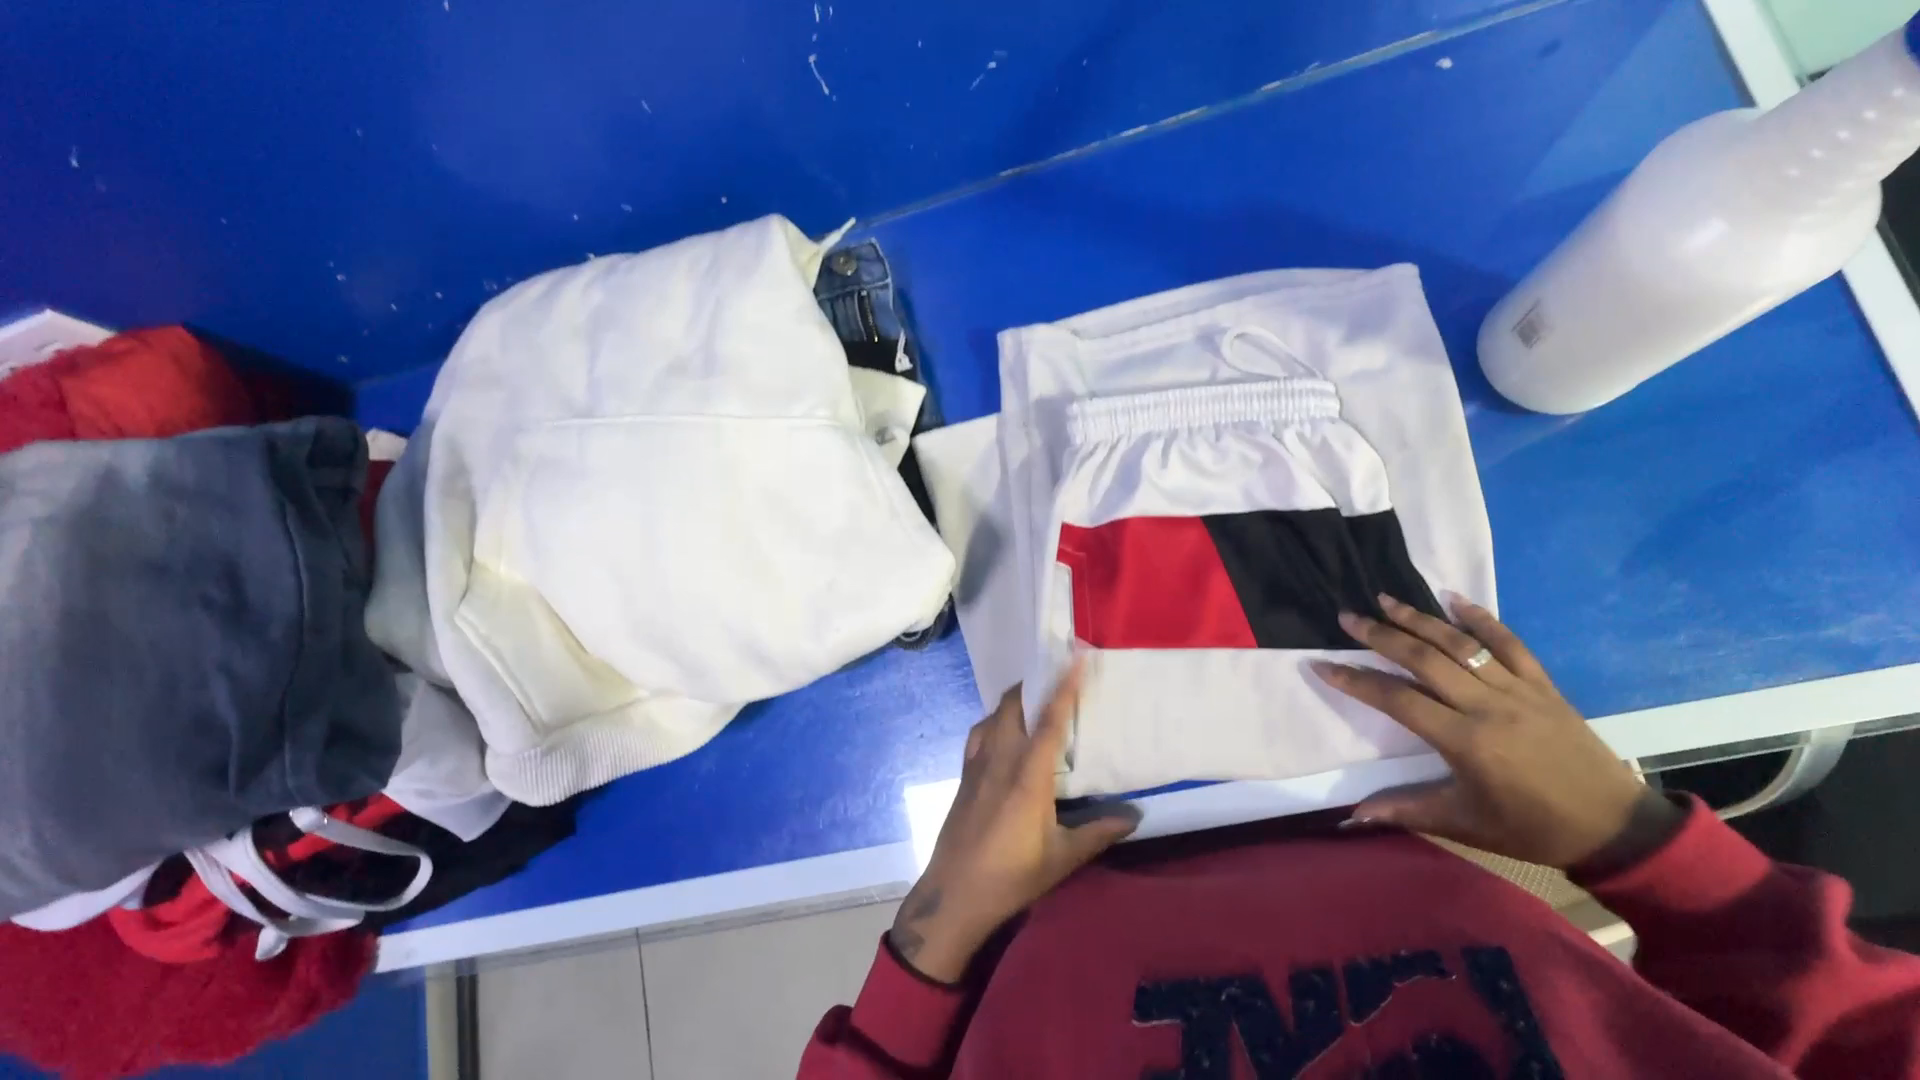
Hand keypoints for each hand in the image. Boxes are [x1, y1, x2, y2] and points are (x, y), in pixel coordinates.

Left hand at [890, 662, 1141, 981]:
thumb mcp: (1062, 858)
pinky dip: (995, 721)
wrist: (953, 895)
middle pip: (1013, 706)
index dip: (1063, 688)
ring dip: (1014, 700)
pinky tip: (1004, 731)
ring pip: (993, 717)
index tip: (1075, 660)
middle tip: (1058, 674)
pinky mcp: (963, 777)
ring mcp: (976, 767)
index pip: (1048, 721)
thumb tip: (1134, 816)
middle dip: (1034, 684)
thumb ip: (1098, 833)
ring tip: (1035, 697)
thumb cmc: (1011, 877)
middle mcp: (999, 761)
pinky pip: (979, 735)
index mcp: (1027, 777)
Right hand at [1312, 594, 1682, 871]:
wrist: (1615, 827)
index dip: (1355, 681)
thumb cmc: (1532, 829)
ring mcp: (1518, 691)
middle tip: (1348, 617)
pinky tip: (1454, 599)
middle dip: (1380, 635)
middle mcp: (1487, 706)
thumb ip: (1406, 810)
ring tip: (1386, 599)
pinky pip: (1509, 644)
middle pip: (1424, 660)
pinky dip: (1481, 618)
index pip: (1397, 699)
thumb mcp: (1464, 824)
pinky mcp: (1543, 685)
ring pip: (1460, 645)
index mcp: (1465, 741)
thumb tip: (1352, 815)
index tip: (1322, 664)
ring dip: (1420, 619)